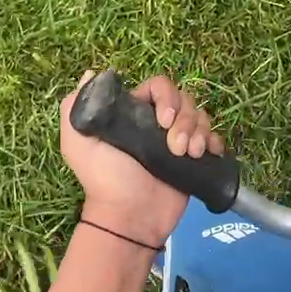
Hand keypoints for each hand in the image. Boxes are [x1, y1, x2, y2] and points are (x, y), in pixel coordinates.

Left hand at [59, 72, 224, 246]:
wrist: (128, 218)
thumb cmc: (104, 179)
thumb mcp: (77, 142)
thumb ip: (76, 106)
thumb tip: (91, 73)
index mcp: (134, 113)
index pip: (160, 87)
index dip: (167, 97)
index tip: (163, 120)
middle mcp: (158, 124)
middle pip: (184, 101)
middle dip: (185, 120)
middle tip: (176, 146)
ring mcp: (178, 141)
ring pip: (200, 117)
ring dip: (198, 132)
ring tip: (189, 154)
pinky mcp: (194, 161)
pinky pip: (213, 138)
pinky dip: (214, 142)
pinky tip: (206, 154)